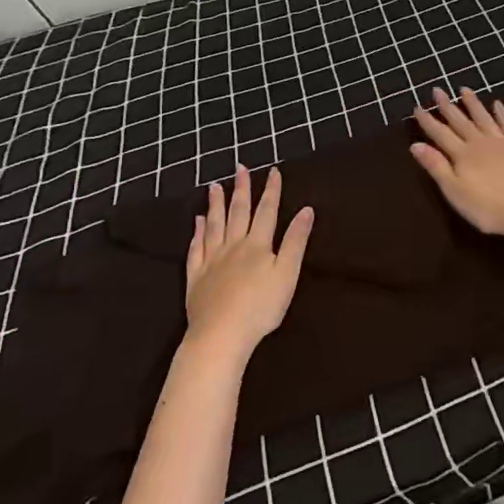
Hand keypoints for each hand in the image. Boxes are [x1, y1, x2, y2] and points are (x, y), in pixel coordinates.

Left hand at [184, 164, 313, 358]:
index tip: (273, 171)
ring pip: (214, 225)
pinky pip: (196, 248)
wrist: (220, 335)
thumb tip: (307, 210)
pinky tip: (197, 222)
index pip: (267, 211)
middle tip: (239, 168)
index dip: (271, 190)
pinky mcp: (196, 277)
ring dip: (216, 204)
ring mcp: (211, 261)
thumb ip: (295, 241)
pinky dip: (198, 232)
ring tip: (215, 186)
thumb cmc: (260, 307)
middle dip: (241, 189)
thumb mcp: (287, 274)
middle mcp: (233, 246)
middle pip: (238, 212)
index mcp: (257, 245)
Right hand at [410, 87, 503, 238]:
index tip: (418, 107)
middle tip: (438, 90)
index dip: (428, 121)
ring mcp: (502, 142)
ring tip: (464, 89)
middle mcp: (480, 142)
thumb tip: (415, 145)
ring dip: (473, 103)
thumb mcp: (454, 191)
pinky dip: (501, 113)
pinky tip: (497, 104)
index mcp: (462, 154)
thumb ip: (436, 167)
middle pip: (460, 121)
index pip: (440, 134)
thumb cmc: (488, 208)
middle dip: (447, 106)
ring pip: (483, 117)